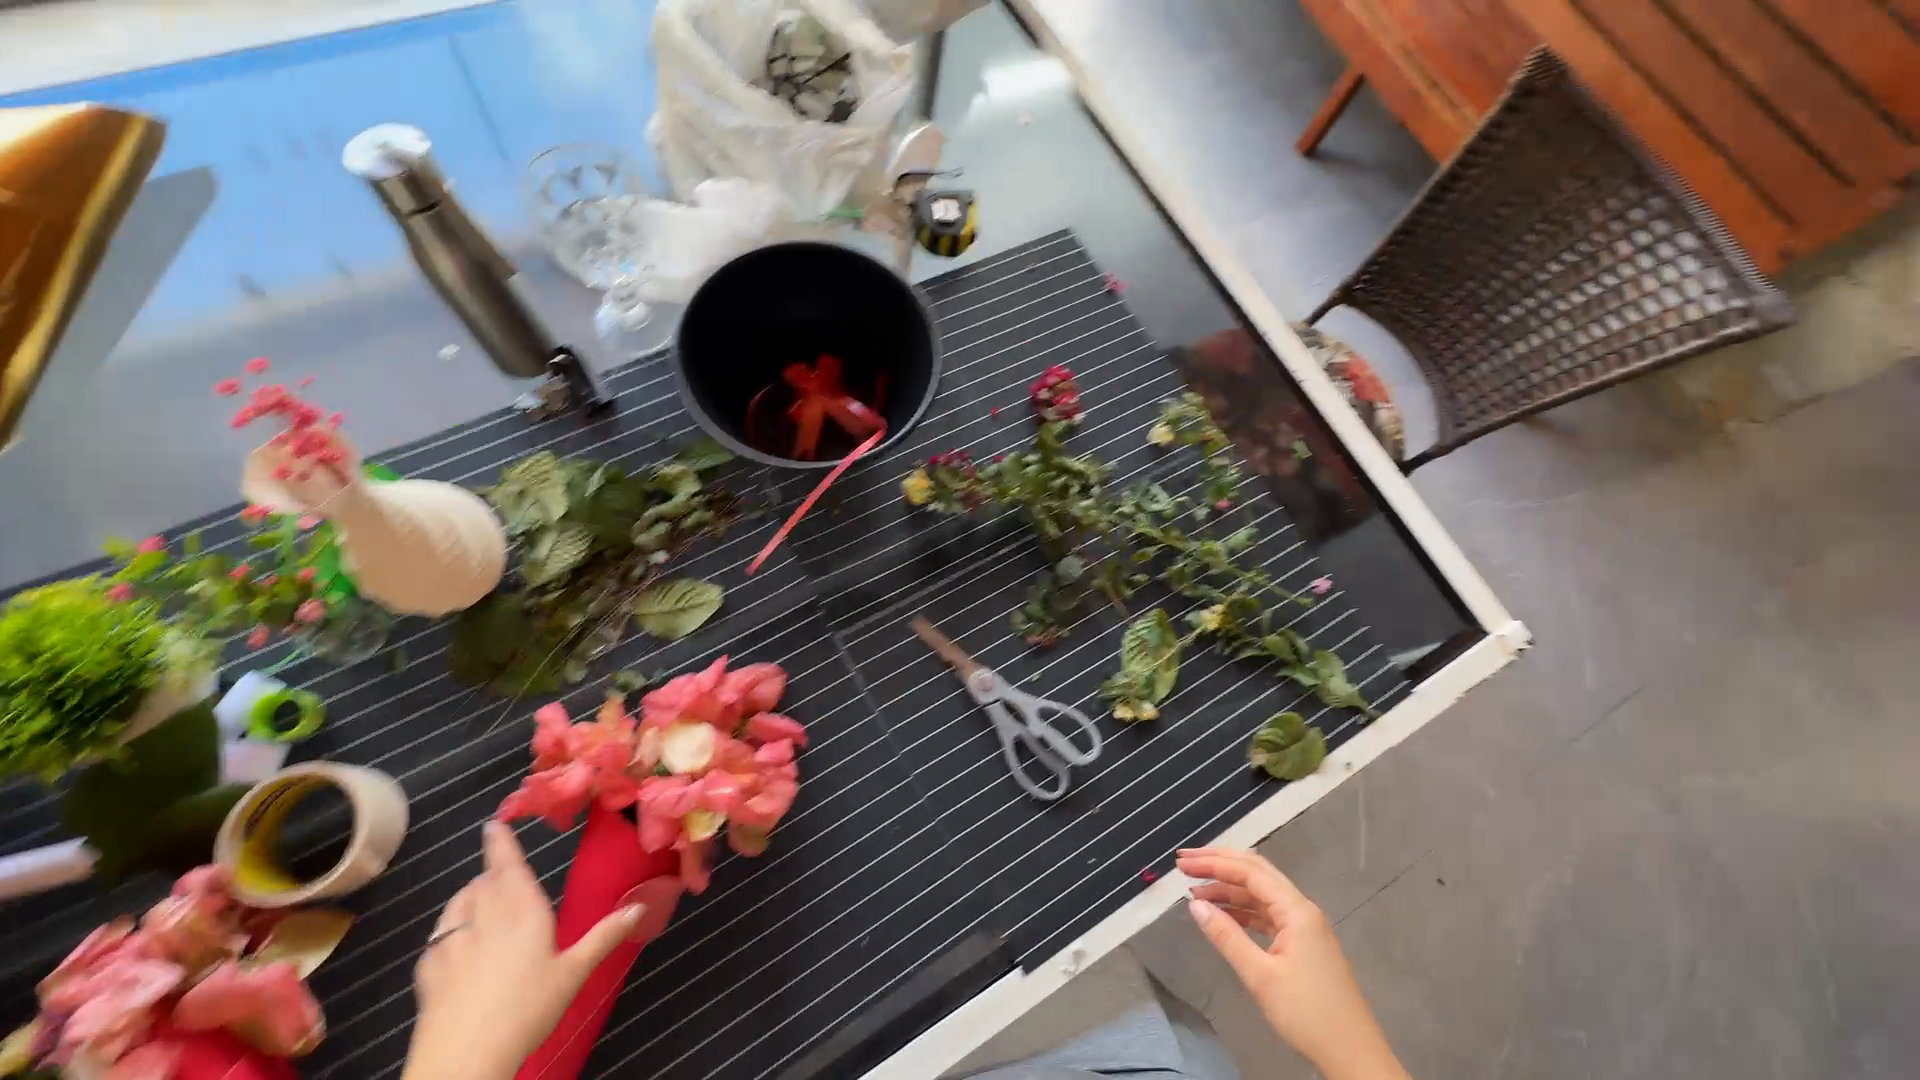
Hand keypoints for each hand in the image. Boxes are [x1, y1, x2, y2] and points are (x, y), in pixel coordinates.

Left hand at [403, 822, 644, 1079]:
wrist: (464, 1060)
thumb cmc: (528, 1010)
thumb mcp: (574, 973)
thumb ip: (605, 936)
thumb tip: (640, 905)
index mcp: (522, 914)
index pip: (508, 868)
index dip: (500, 844)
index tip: (493, 824)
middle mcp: (484, 920)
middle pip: (482, 883)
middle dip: (490, 873)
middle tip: (501, 874)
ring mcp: (451, 945)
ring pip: (457, 905)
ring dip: (468, 896)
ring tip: (479, 901)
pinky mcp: (427, 972)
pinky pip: (436, 939)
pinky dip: (447, 931)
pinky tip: (453, 944)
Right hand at [1179, 847, 1408, 1079]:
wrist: (1353, 1055)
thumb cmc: (1308, 1014)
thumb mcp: (1260, 976)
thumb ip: (1226, 936)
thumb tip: (1195, 904)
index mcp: (1296, 911)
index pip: (1249, 872)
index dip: (1213, 863)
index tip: (1182, 862)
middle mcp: (1301, 910)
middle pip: (1256, 873)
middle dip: (1219, 864)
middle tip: (1185, 863)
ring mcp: (1304, 926)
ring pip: (1261, 894)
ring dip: (1228, 888)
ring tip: (1195, 891)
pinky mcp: (1302, 943)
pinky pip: (1267, 914)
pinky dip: (1242, 910)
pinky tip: (1221, 915)